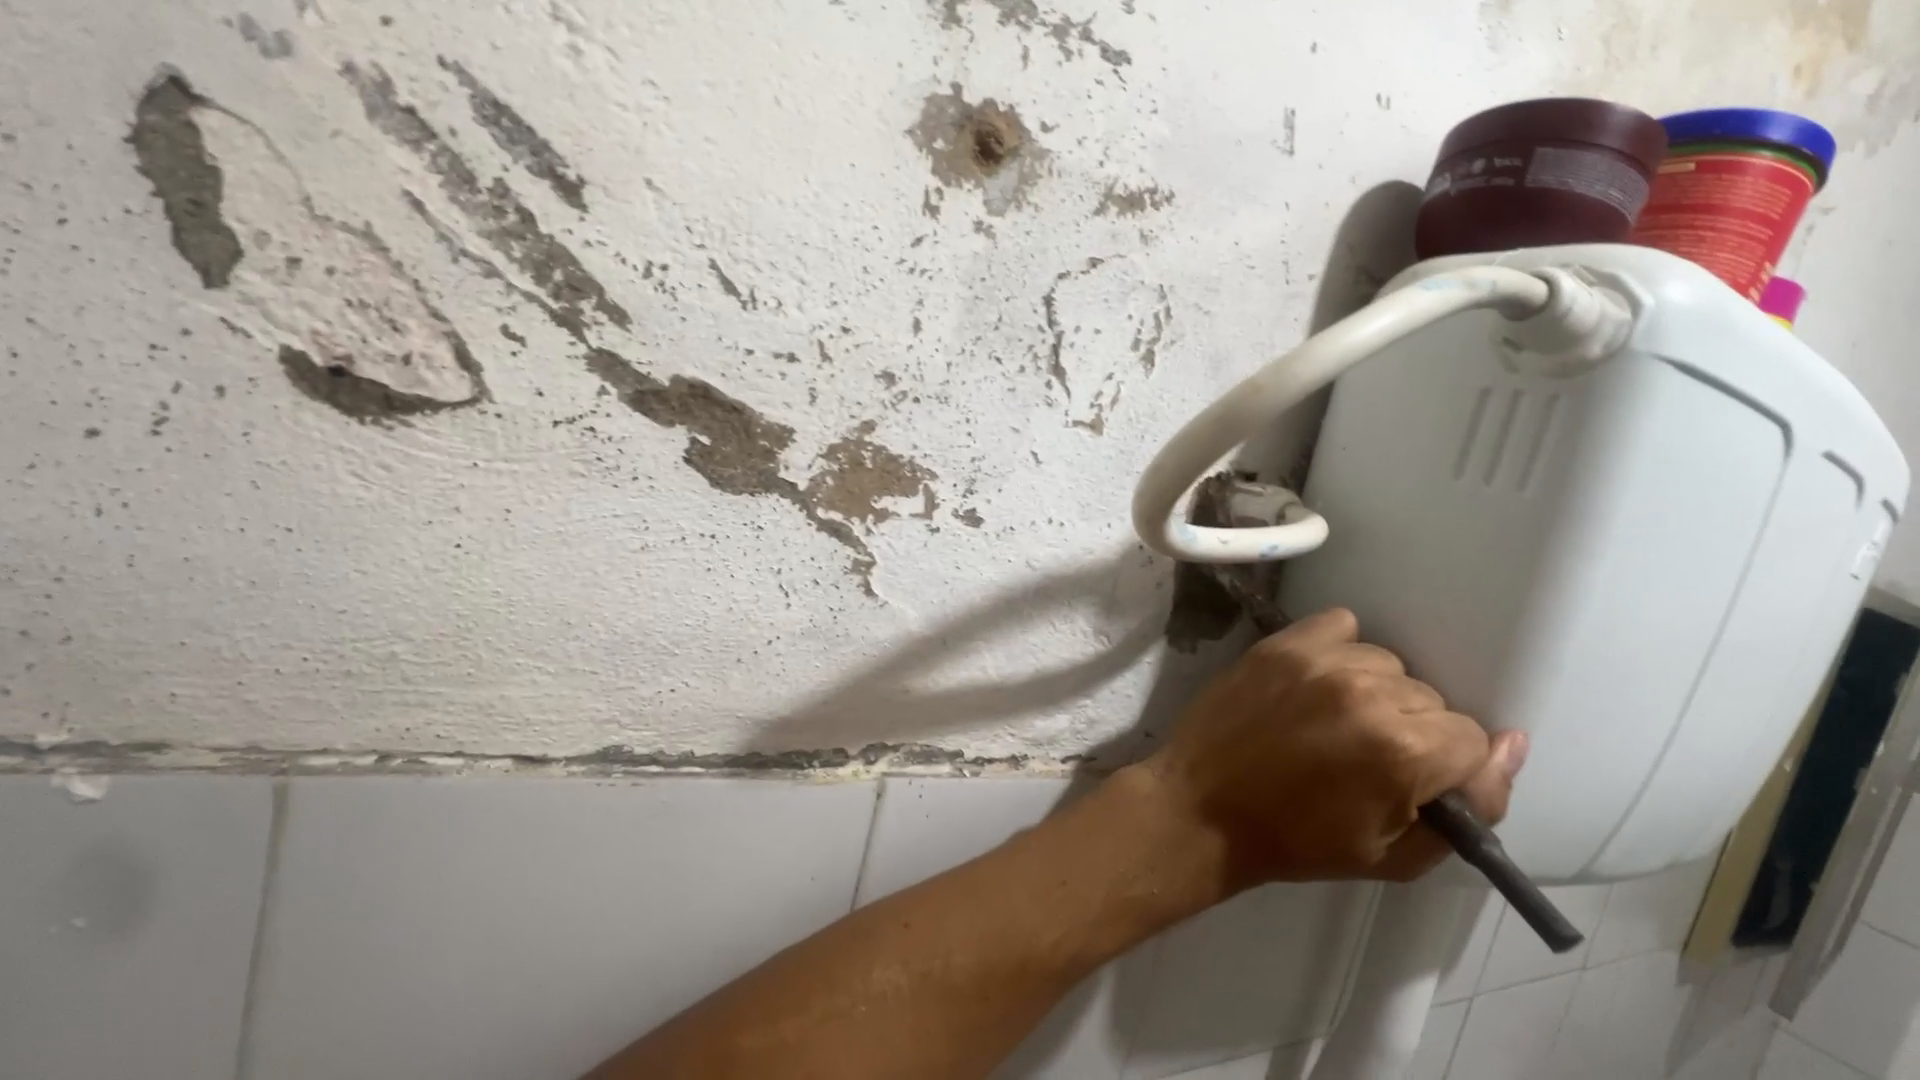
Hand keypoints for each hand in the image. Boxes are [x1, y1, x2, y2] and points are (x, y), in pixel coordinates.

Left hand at [1142, 607, 1527, 887]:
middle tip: (1363, 761)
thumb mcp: (1395, 854)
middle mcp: (1369, 692)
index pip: (1470, 741)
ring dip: (1376, 694)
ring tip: (1334, 725)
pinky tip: (1318, 685)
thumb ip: (1471, 807)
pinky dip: (1341, 651)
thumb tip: (1513, 744)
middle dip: (1412, 733)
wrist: (1201, 808)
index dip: (1448, 770)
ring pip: (1389, 665)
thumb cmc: (1296, 841)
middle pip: (1430, 701)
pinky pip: (1343, 627)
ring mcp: (1321, 660)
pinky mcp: (1282, 643)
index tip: (1412, 785)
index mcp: (1403, 750)